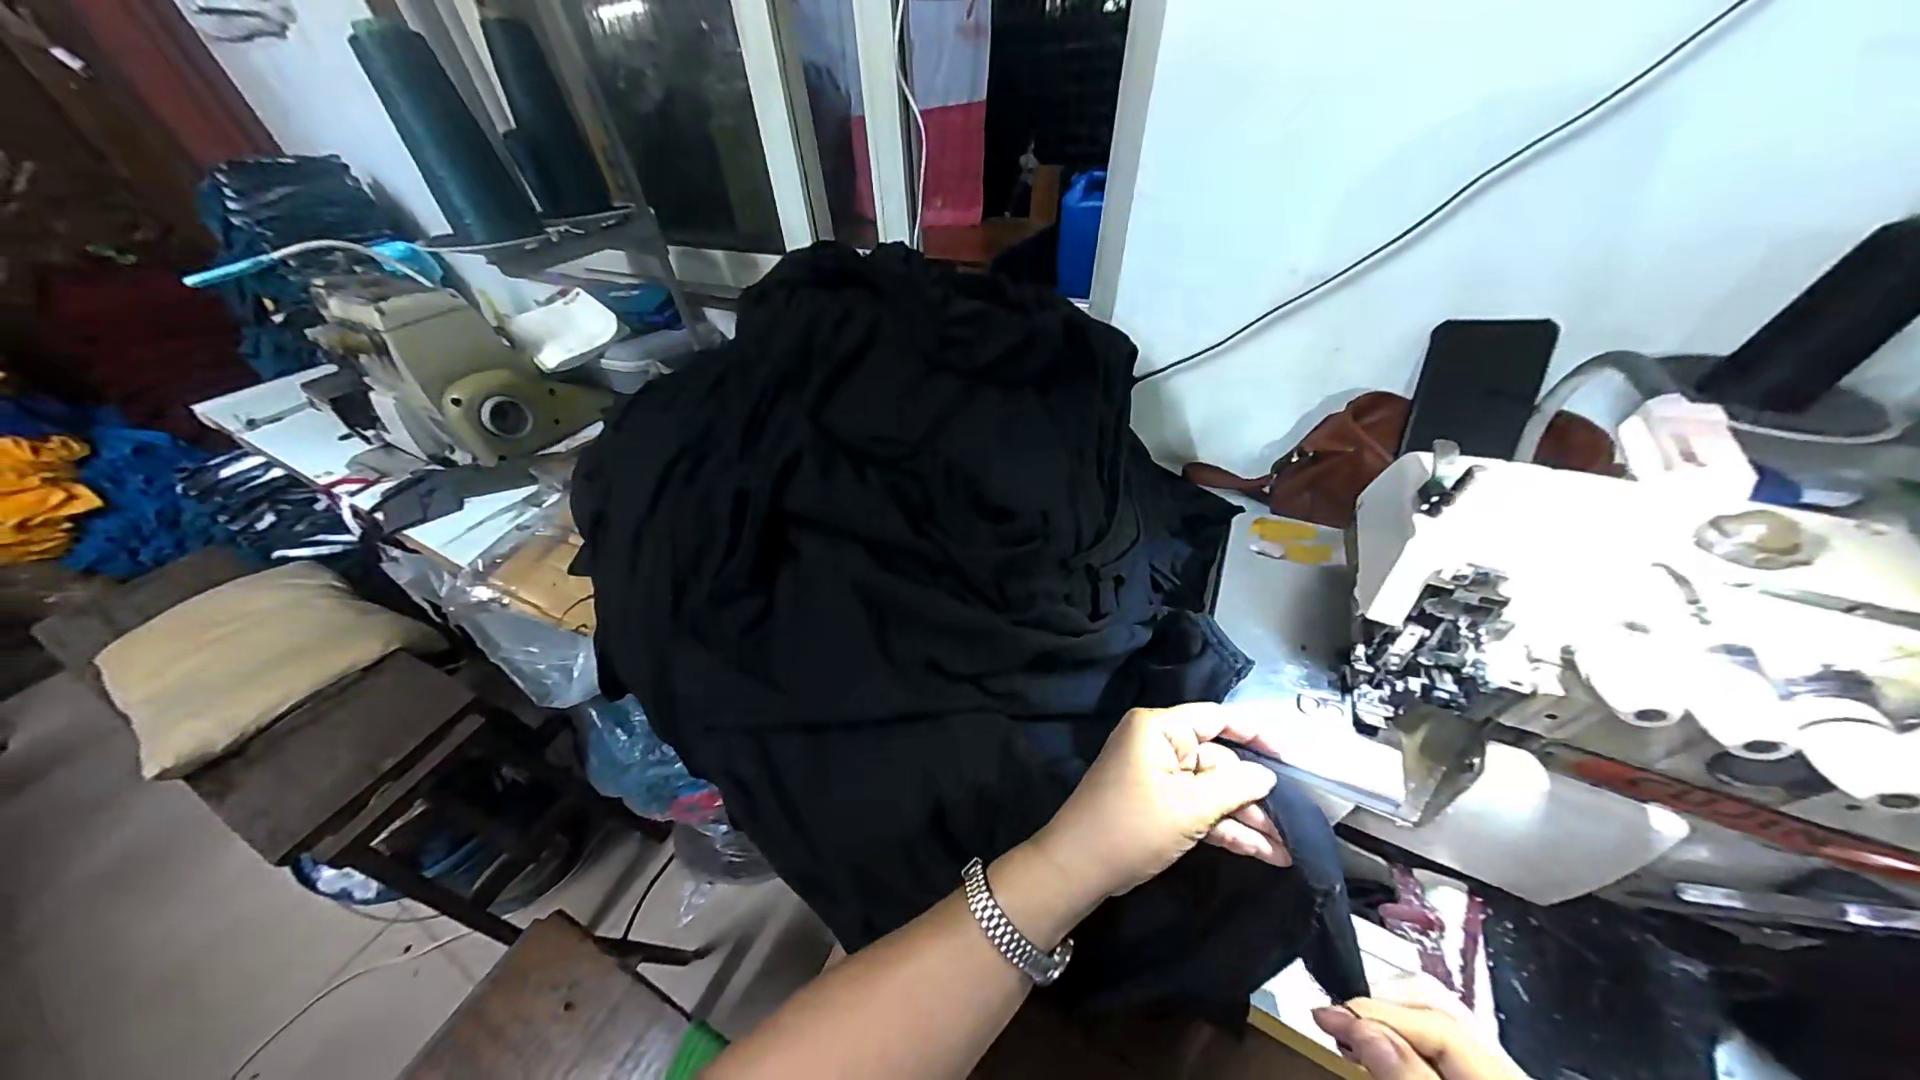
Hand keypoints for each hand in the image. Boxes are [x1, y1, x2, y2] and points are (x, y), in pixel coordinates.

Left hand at [1029, 703, 1291, 900]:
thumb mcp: (1188, 807)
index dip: (1254, 734)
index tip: (1290, 758)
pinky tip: (1264, 852)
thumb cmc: (1132, 827)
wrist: (1079, 868)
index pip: (1215, 718)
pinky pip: (1200, 809)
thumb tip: (1266, 775)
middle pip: (1218, 760)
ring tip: (1289, 848)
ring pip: (1213, 790)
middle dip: (1256, 794)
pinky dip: (1226, 829)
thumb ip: (1234, 787)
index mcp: (1159, 729)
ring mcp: (1159, 777)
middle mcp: (1159, 746)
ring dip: (1248, 818)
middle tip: (1297, 823)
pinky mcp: (1159, 805)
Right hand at [1312, 998, 1528, 1079]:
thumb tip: (1360, 1027)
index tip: (1323, 1015)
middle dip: (1384, 1007)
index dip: (1376, 1013)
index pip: (1439, 1025)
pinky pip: (1445, 1052)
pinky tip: (1381, 1054)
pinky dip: (1408, 1042)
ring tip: (1353, 1035)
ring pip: (1442, 1024)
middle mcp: (1510, 1077)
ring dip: (1391, 1020)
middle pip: (1443, 1010)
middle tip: (1338, 1023)